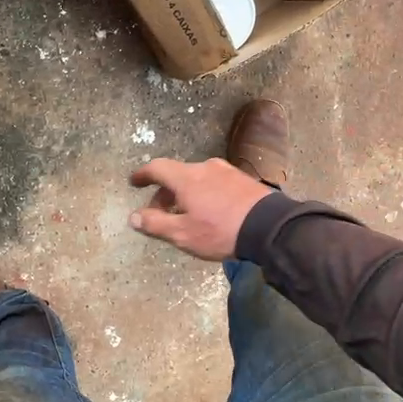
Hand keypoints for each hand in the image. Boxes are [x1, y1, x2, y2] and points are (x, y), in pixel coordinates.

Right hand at [128, 158, 273, 261]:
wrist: (269, 227)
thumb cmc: (220, 230)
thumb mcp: (183, 234)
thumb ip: (155, 224)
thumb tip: (133, 217)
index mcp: (186, 178)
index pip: (157, 168)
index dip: (142, 175)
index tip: (134, 182)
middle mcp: (205, 168)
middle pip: (177, 175)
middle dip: (164, 193)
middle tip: (160, 213)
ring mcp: (226, 171)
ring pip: (197, 179)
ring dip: (185, 194)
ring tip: (185, 214)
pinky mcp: (243, 180)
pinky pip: (214, 183)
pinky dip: (203, 193)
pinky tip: (209, 211)